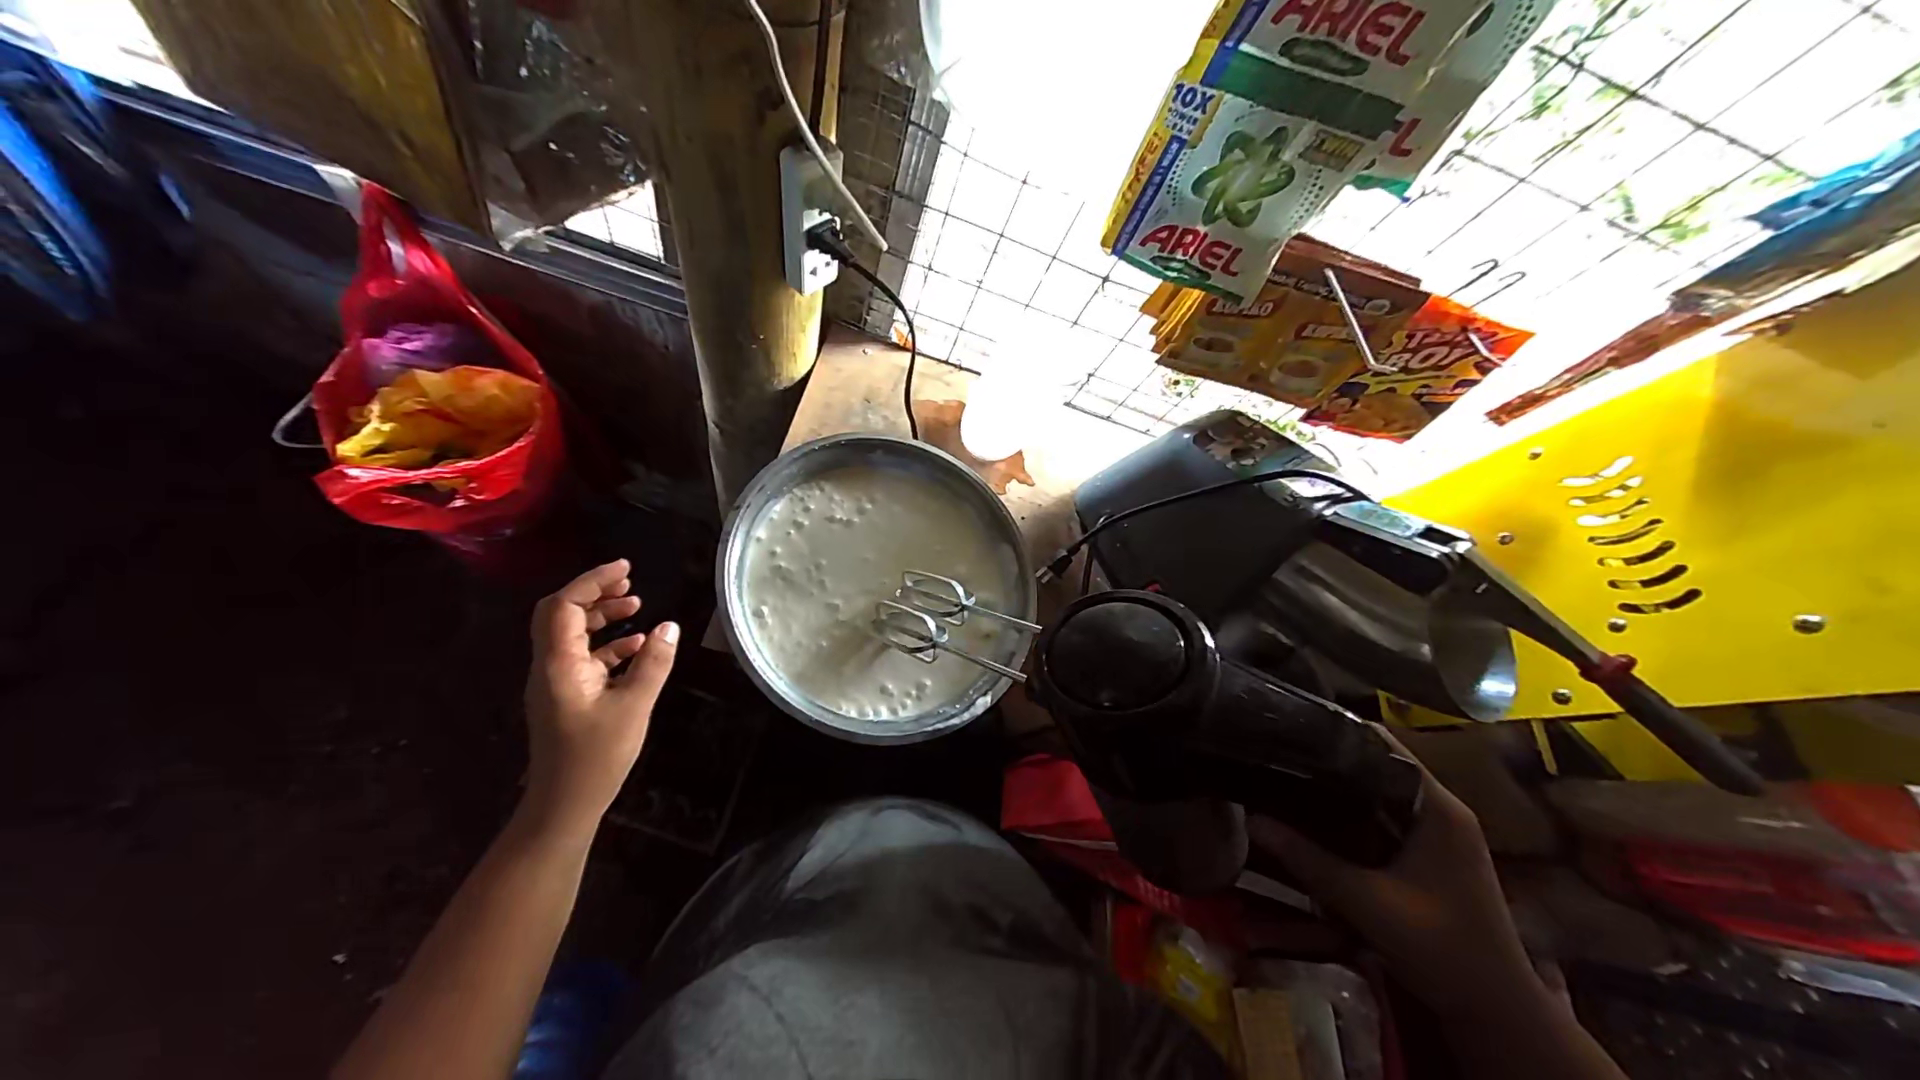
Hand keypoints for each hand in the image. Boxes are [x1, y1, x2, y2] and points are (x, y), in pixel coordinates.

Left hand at [523, 560, 678, 829]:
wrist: (565, 804)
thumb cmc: (597, 756)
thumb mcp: (634, 706)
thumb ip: (653, 663)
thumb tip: (670, 626)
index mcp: (559, 664)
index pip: (565, 606)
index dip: (592, 581)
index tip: (625, 569)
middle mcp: (550, 666)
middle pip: (562, 614)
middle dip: (594, 593)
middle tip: (630, 583)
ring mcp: (556, 681)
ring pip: (572, 634)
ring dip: (602, 617)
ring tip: (637, 608)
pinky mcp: (566, 695)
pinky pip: (584, 657)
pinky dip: (608, 644)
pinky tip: (637, 646)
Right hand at [1247, 727, 1542, 1021]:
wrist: (1497, 1011)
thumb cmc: (1442, 949)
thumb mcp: (1367, 903)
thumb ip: (1309, 860)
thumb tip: (1252, 820)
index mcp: (1438, 807)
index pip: (1384, 745)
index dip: (1337, 730)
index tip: (1290, 726)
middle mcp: (1442, 809)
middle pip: (1378, 764)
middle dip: (1329, 757)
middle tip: (1278, 752)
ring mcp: (1438, 831)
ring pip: (1378, 791)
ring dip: (1338, 786)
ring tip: (1286, 776)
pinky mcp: (1429, 852)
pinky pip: (1383, 815)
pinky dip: (1350, 812)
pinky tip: (1315, 816)